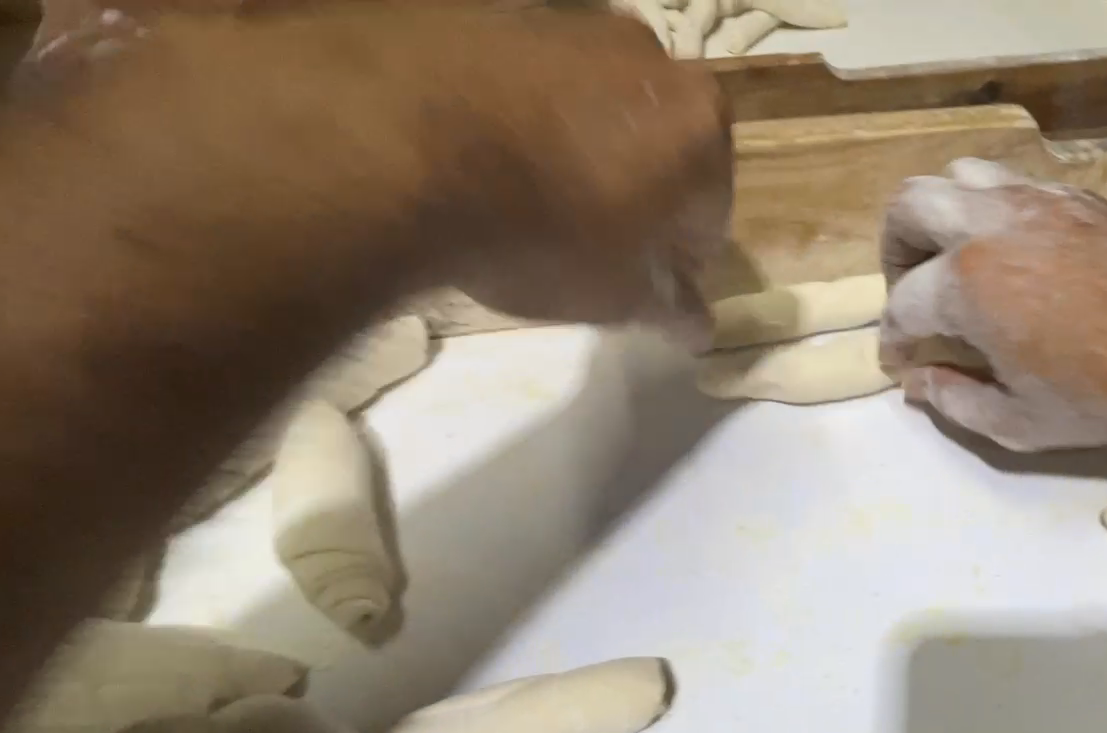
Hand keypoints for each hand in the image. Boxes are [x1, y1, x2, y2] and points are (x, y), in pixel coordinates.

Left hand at [20, 8, 730, 348]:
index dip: (684, 257)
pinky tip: (487, 160)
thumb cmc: (545, 236)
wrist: (393, 150)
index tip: (651, 284)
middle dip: (642, 195)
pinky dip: (526, 118)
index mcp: (700, 125)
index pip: (712, 212)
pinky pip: (530, 80)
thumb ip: (673, 309)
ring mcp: (566, 19)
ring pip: (598, 107)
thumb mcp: (621, 296)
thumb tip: (697, 327)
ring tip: (533, 201)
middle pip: (662, 147)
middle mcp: (648, 55)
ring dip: (586, 152)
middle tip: (596, 244)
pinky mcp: (490, 9)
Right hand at [878, 159, 1106, 450]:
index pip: (901, 305)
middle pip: (909, 207)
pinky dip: (990, 213)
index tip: (901, 363)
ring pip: (959, 178)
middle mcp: (991, 225)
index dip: (892, 340)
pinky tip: (1013, 258)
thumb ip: (953, 401)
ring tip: (956, 267)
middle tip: (911, 297)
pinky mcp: (1078, 195)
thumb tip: (918, 382)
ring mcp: (1038, 200)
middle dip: (894, 255)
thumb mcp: (1019, 423)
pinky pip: (1011, 185)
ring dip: (940, 219)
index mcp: (968, 284)